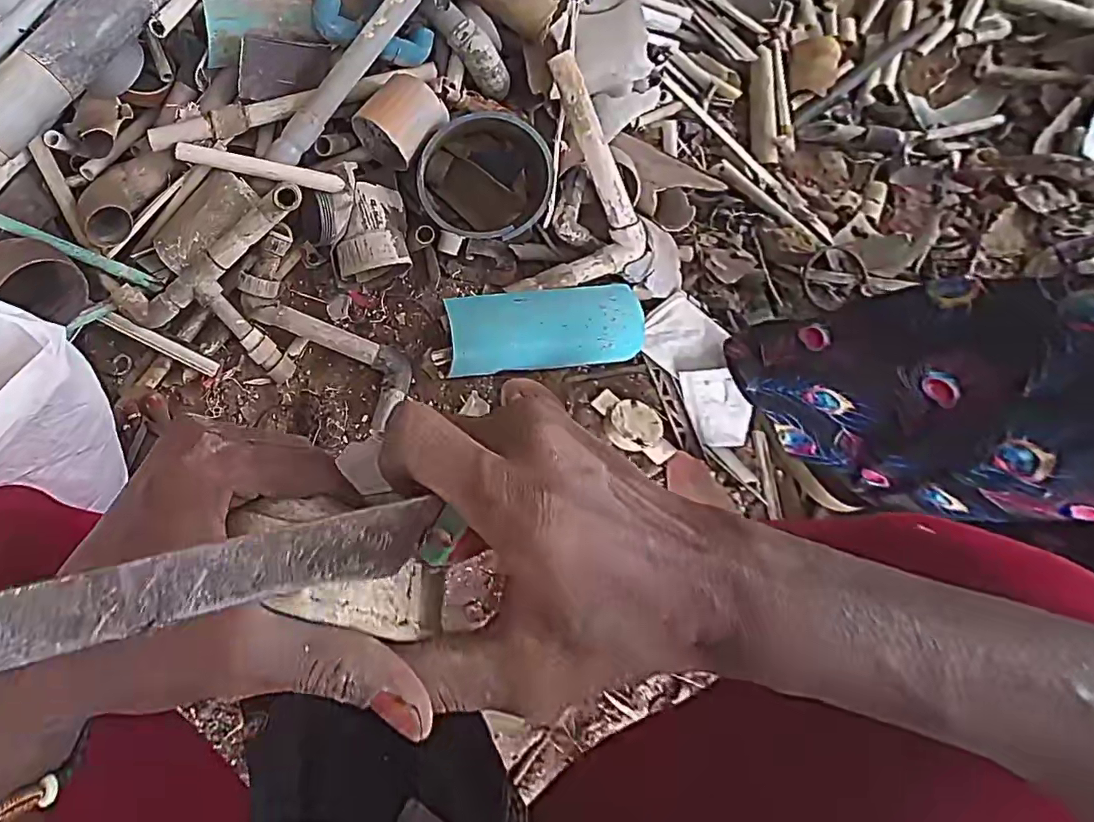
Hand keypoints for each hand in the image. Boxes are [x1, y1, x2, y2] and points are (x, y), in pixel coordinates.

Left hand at [0, 399, 433, 811]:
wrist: (53, 654)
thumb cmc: (135, 641)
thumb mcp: (243, 652)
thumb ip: (332, 664)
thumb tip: (411, 702)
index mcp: (209, 459)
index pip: (314, 467)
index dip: (359, 507)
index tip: (386, 544)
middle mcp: (194, 439)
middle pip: (293, 462)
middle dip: (326, 511)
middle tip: (349, 563)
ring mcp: (177, 451)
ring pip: (269, 469)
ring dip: (296, 511)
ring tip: (311, 565)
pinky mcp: (169, 472)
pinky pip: (241, 477)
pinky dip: (265, 509)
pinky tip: (268, 554)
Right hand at [383, 379, 747, 722]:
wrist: (713, 584)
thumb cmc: (624, 628)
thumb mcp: (528, 673)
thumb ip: (444, 674)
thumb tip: (380, 677)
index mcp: (511, 495)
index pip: (412, 431)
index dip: (389, 460)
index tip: (403, 502)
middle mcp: (528, 441)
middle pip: (432, 429)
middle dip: (425, 471)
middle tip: (440, 520)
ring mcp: (552, 421)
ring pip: (465, 423)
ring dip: (461, 461)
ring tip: (482, 508)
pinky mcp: (568, 418)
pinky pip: (501, 416)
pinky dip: (493, 446)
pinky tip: (516, 488)